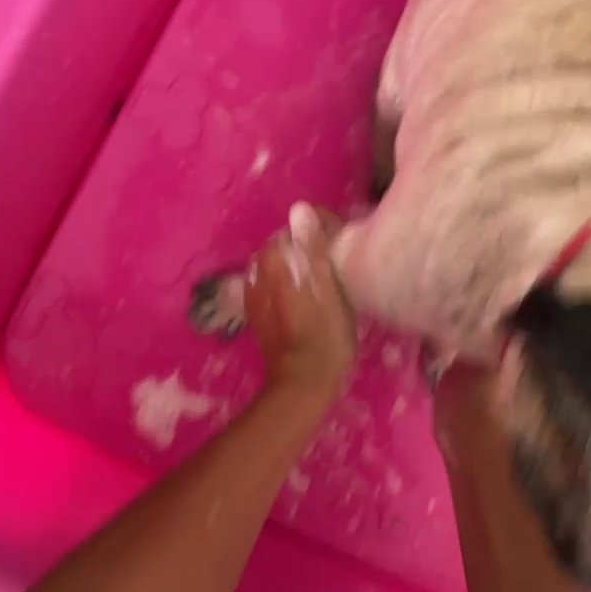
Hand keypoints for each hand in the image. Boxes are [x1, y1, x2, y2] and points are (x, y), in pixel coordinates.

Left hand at [243, 204, 357, 401]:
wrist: (303, 383)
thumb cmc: (325, 335)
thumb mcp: (328, 287)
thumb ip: (313, 246)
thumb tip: (299, 208)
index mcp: (273, 261)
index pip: (291, 229)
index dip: (316, 232)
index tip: (338, 245)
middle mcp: (255, 273)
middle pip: (281, 248)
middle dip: (302, 249)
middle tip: (332, 262)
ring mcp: (252, 294)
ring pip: (275, 267)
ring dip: (293, 267)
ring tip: (318, 280)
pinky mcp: (255, 313)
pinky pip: (270, 286)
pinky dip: (284, 284)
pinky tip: (301, 298)